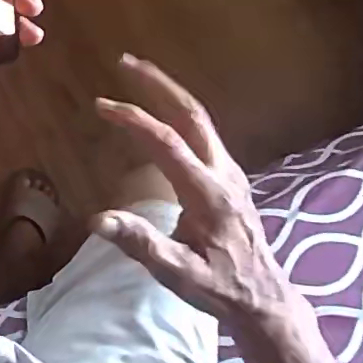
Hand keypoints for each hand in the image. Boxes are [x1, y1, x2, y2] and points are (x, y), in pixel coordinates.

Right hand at [92, 55, 293, 322]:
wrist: (266, 300)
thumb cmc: (219, 287)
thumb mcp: (178, 273)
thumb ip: (141, 244)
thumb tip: (97, 219)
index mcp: (207, 194)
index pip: (166, 143)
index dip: (132, 119)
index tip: (101, 104)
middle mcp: (223, 173)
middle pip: (191, 114)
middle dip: (158, 84)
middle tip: (125, 62)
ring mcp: (230, 172)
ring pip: (199, 119)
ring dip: (168, 92)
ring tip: (139, 75)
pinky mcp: (230, 176)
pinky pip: (202, 131)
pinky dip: (177, 111)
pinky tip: (161, 112)